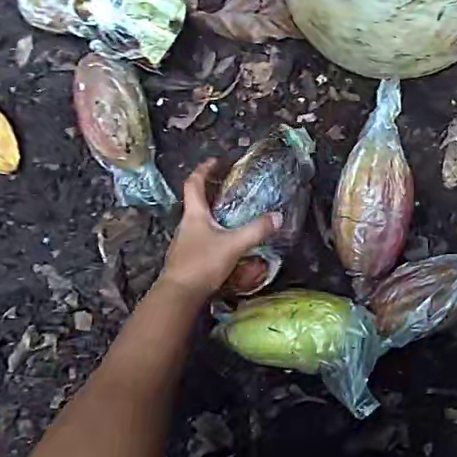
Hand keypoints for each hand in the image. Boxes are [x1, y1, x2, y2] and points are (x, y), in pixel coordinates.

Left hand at [154, 160, 280, 300]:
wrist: (178, 295)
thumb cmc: (202, 263)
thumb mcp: (233, 245)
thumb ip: (256, 230)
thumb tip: (277, 216)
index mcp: (194, 215)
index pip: (194, 184)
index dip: (204, 170)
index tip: (215, 161)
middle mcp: (186, 225)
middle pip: (196, 202)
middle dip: (211, 192)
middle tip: (229, 187)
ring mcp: (184, 243)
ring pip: (199, 222)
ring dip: (213, 214)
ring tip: (232, 214)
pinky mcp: (187, 259)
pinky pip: (201, 239)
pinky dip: (213, 234)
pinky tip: (226, 243)